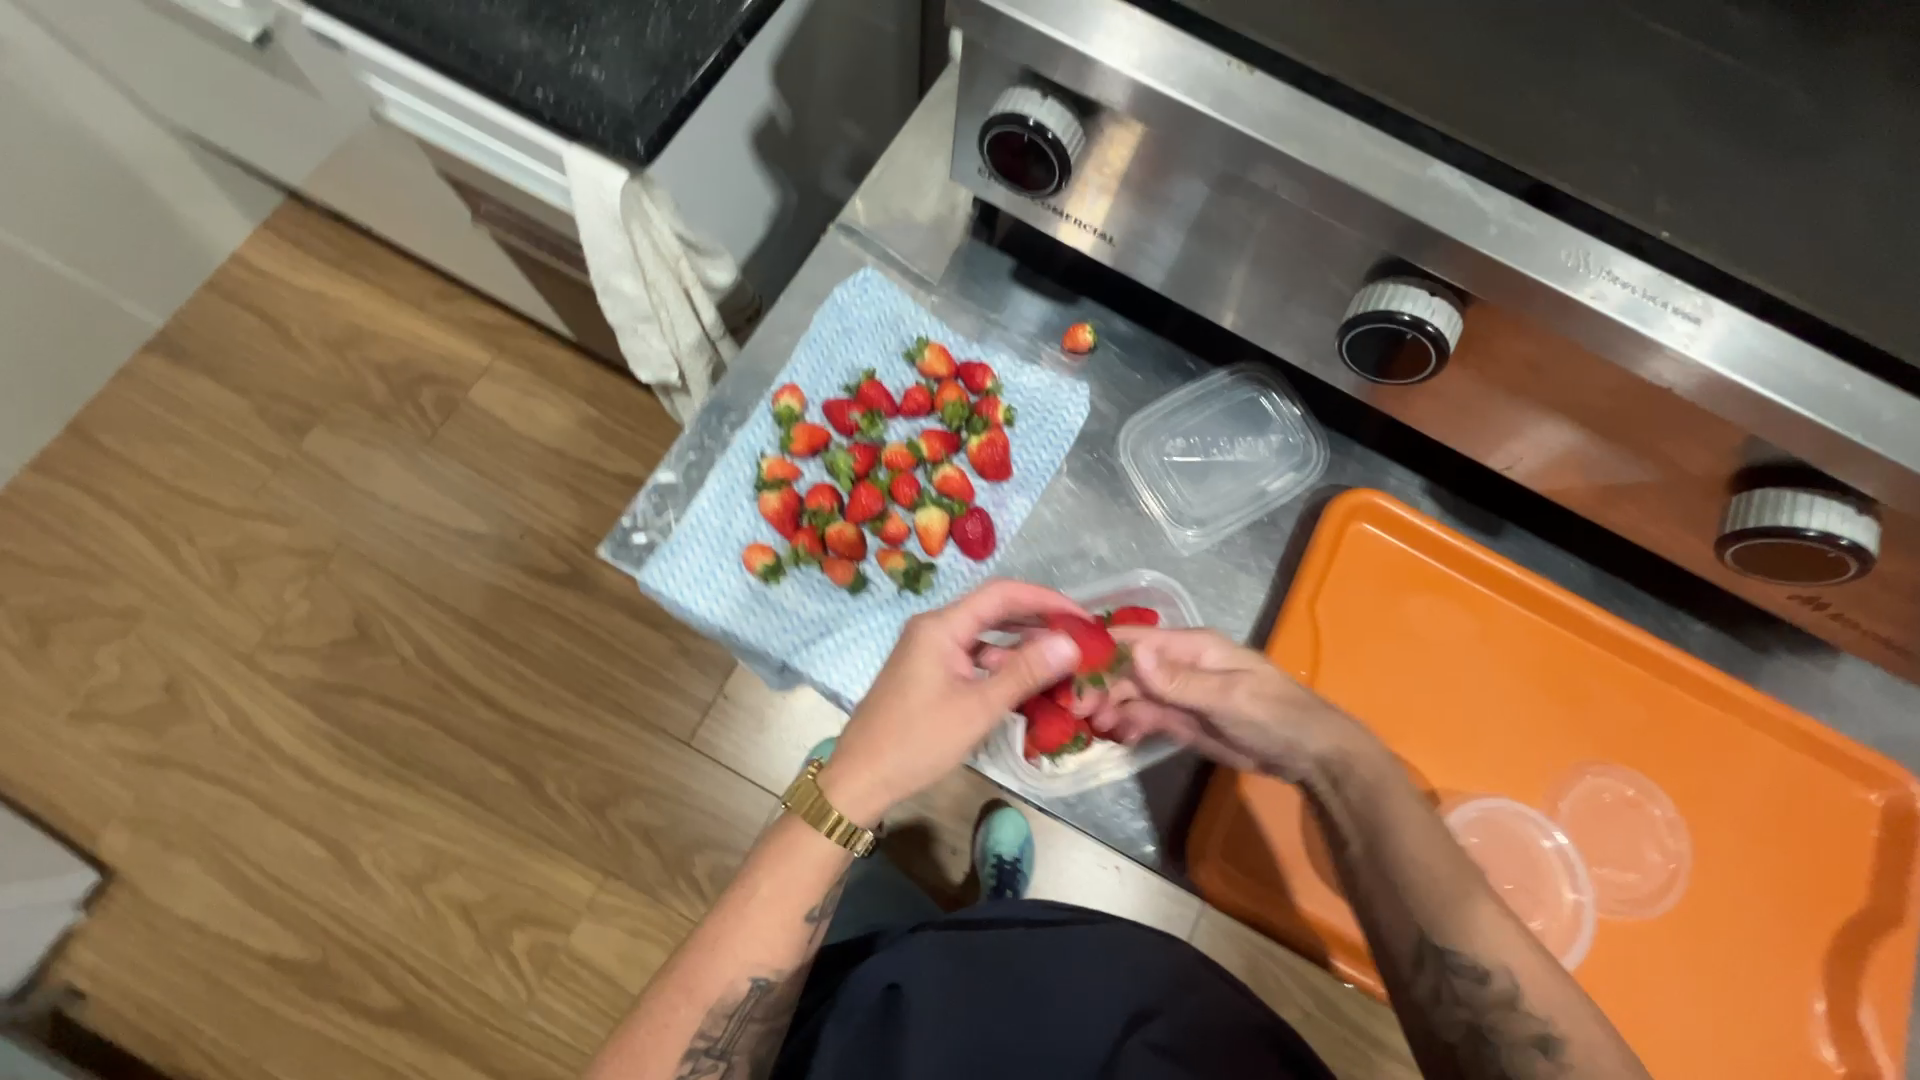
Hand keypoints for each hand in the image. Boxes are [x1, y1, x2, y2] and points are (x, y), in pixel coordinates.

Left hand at [816, 580, 1087, 825]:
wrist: (860, 778)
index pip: (1002, 594)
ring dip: (1020, 646)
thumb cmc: (918, 741)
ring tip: (1061, 661)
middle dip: (1037, 621)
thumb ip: (1025, 672)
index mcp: (941, 626)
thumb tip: (1070, 643)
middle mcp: (933, 629)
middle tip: (1079, 637)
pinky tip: (1025, 683)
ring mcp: (928, 651)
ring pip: (983, 637)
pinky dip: (999, 666)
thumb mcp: (978, 708)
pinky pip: (971, 658)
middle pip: (993, 611)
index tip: (1083, 617)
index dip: (1045, 600)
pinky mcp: (927, 673)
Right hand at [1089, 628, 1368, 780]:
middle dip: (1100, 686)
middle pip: (1128, 669)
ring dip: (1111, 707)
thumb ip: (1178, 680)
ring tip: (1095, 728)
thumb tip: (1135, 652)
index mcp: (1191, 647)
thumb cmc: (1274, 715)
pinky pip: (1146, 716)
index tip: (1069, 670)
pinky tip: (1118, 736)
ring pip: (1132, 694)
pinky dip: (1129, 724)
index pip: (1136, 639)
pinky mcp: (1182, 719)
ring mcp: (1179, 693)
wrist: (1309, 755)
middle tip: (1077, 712)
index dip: (1102, 650)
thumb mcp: (1227, 698)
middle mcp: (1178, 665)